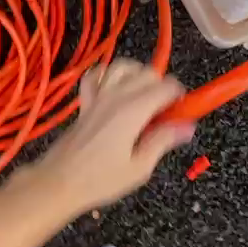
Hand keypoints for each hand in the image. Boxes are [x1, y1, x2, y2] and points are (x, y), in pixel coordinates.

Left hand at [20, 58, 194, 215]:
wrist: (60, 180)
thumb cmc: (101, 180)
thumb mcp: (140, 168)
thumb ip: (163, 141)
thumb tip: (187, 126)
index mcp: (133, 111)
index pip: (166, 87)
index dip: (180, 97)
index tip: (181, 113)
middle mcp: (115, 96)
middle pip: (147, 72)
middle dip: (162, 86)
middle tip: (164, 112)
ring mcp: (97, 96)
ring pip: (122, 66)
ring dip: (137, 74)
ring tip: (144, 96)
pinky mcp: (85, 102)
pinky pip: (95, 75)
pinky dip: (107, 75)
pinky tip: (114, 88)